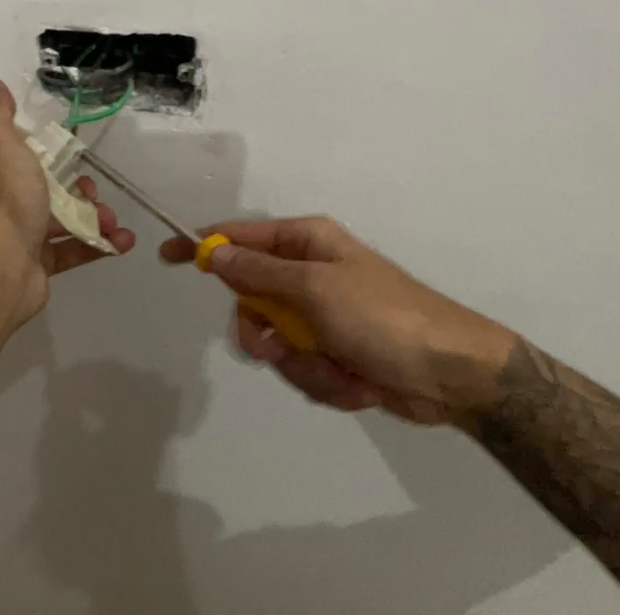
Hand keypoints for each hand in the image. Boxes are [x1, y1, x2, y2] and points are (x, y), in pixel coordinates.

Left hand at [0, 80, 135, 330]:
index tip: (74, 156)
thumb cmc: (6, 198)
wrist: (3, 265)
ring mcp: (24, 236)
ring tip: (112, 223)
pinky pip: (76, 251)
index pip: (25, 157)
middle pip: (51, 190)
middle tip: (94, 194)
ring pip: (66, 221)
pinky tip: (122, 242)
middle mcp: (8, 203)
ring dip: (97, 218)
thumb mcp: (0, 143)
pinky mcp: (41, 265)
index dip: (52, 155)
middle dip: (82, 190)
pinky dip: (101, 245)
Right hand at [160, 216, 515, 425]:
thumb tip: (214, 250)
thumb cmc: (383, 316)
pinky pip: (301, 368)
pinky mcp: (334, 353)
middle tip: (279, 343)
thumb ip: (258, 272)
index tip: (167, 255)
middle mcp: (309, 275)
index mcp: (307, 243)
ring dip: (301, 364)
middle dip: (264, 331)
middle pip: (250, 299)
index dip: (203, 245)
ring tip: (340, 368)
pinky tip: (357, 382)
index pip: (240, 237)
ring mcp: (322, 317)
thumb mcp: (315, 289)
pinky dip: (325, 381)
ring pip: (273, 342)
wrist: (452, 375)